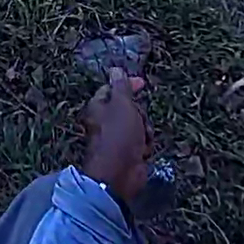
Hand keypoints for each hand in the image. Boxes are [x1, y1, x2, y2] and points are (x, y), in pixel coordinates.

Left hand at [80, 67, 150, 203]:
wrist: (119, 174)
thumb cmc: (118, 135)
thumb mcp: (122, 104)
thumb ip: (121, 87)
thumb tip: (115, 69)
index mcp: (98, 107)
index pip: (113, 89)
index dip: (127, 85)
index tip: (141, 83)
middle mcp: (105, 121)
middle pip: (130, 107)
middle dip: (139, 113)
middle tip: (138, 120)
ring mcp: (117, 138)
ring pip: (139, 124)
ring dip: (144, 130)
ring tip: (141, 139)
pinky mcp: (128, 152)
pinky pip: (142, 141)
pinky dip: (145, 145)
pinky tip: (143, 151)